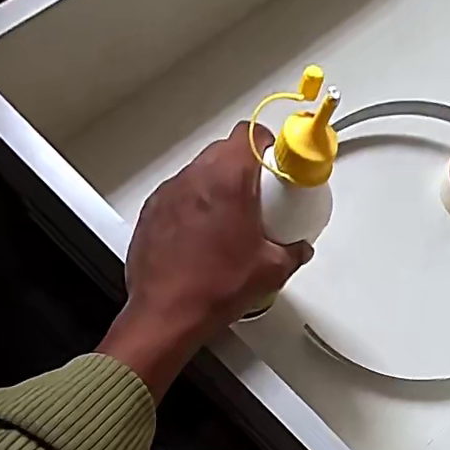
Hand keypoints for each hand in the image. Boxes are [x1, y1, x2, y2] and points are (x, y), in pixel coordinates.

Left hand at [98, 122, 312, 397]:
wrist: (166, 315)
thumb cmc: (210, 290)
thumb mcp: (270, 271)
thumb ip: (293, 252)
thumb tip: (299, 248)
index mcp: (227, 180)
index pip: (250, 134)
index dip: (268, 145)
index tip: (277, 167)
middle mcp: (193, 178)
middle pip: (223, 151)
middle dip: (244, 168)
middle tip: (259, 197)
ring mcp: (168, 194)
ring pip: (198, 173)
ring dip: (216, 188)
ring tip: (229, 222)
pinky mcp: (151, 212)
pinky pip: (178, 197)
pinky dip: (192, 207)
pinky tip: (202, 238)